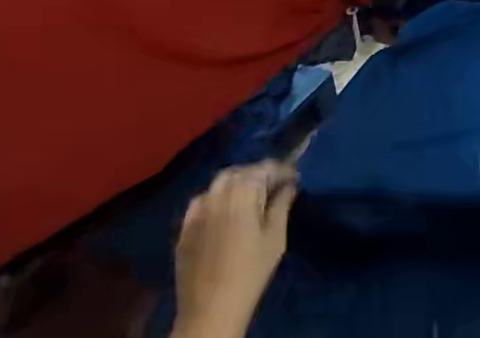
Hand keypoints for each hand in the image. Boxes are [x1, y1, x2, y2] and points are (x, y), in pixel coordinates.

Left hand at [170, 161, 296, 337]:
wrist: (210, 310)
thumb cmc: (251, 271)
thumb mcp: (275, 237)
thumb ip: (282, 205)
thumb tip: (288, 186)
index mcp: (242, 193)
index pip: (265, 169)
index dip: (283, 170)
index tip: (295, 177)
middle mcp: (216, 195)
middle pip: (240, 172)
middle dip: (258, 173)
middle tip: (274, 185)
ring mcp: (196, 212)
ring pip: (218, 184)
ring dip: (236, 183)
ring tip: (250, 195)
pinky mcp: (184, 230)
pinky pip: (200, 203)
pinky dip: (215, 199)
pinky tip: (222, 211)